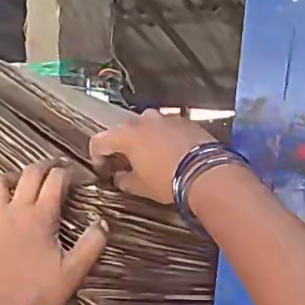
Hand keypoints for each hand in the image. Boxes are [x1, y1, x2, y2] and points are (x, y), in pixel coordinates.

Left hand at [0, 161, 109, 304]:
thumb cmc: (40, 294)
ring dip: (10, 178)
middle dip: (43, 167)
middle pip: (28, 175)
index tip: (75, 174)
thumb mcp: (74, 272)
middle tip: (54, 169)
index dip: (67, 172)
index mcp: (40, 217)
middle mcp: (15, 212)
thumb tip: (103, 222)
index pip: (55, 181)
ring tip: (20, 183)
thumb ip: (91, 244)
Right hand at [87, 110, 218, 204]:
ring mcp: (165, 117)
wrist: (207, 173)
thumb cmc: (167, 181)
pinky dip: (163, 138)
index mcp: (125, 134)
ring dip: (144, 140)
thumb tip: (119, 177)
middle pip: (123, 131)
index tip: (104, 170)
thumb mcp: (140, 187)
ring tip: (151, 158)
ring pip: (146, 126)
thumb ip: (123, 180)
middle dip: (122, 147)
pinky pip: (166, 127)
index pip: (98, 141)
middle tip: (127, 165)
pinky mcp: (184, 120)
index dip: (97, 157)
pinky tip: (171, 154)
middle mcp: (142, 120)